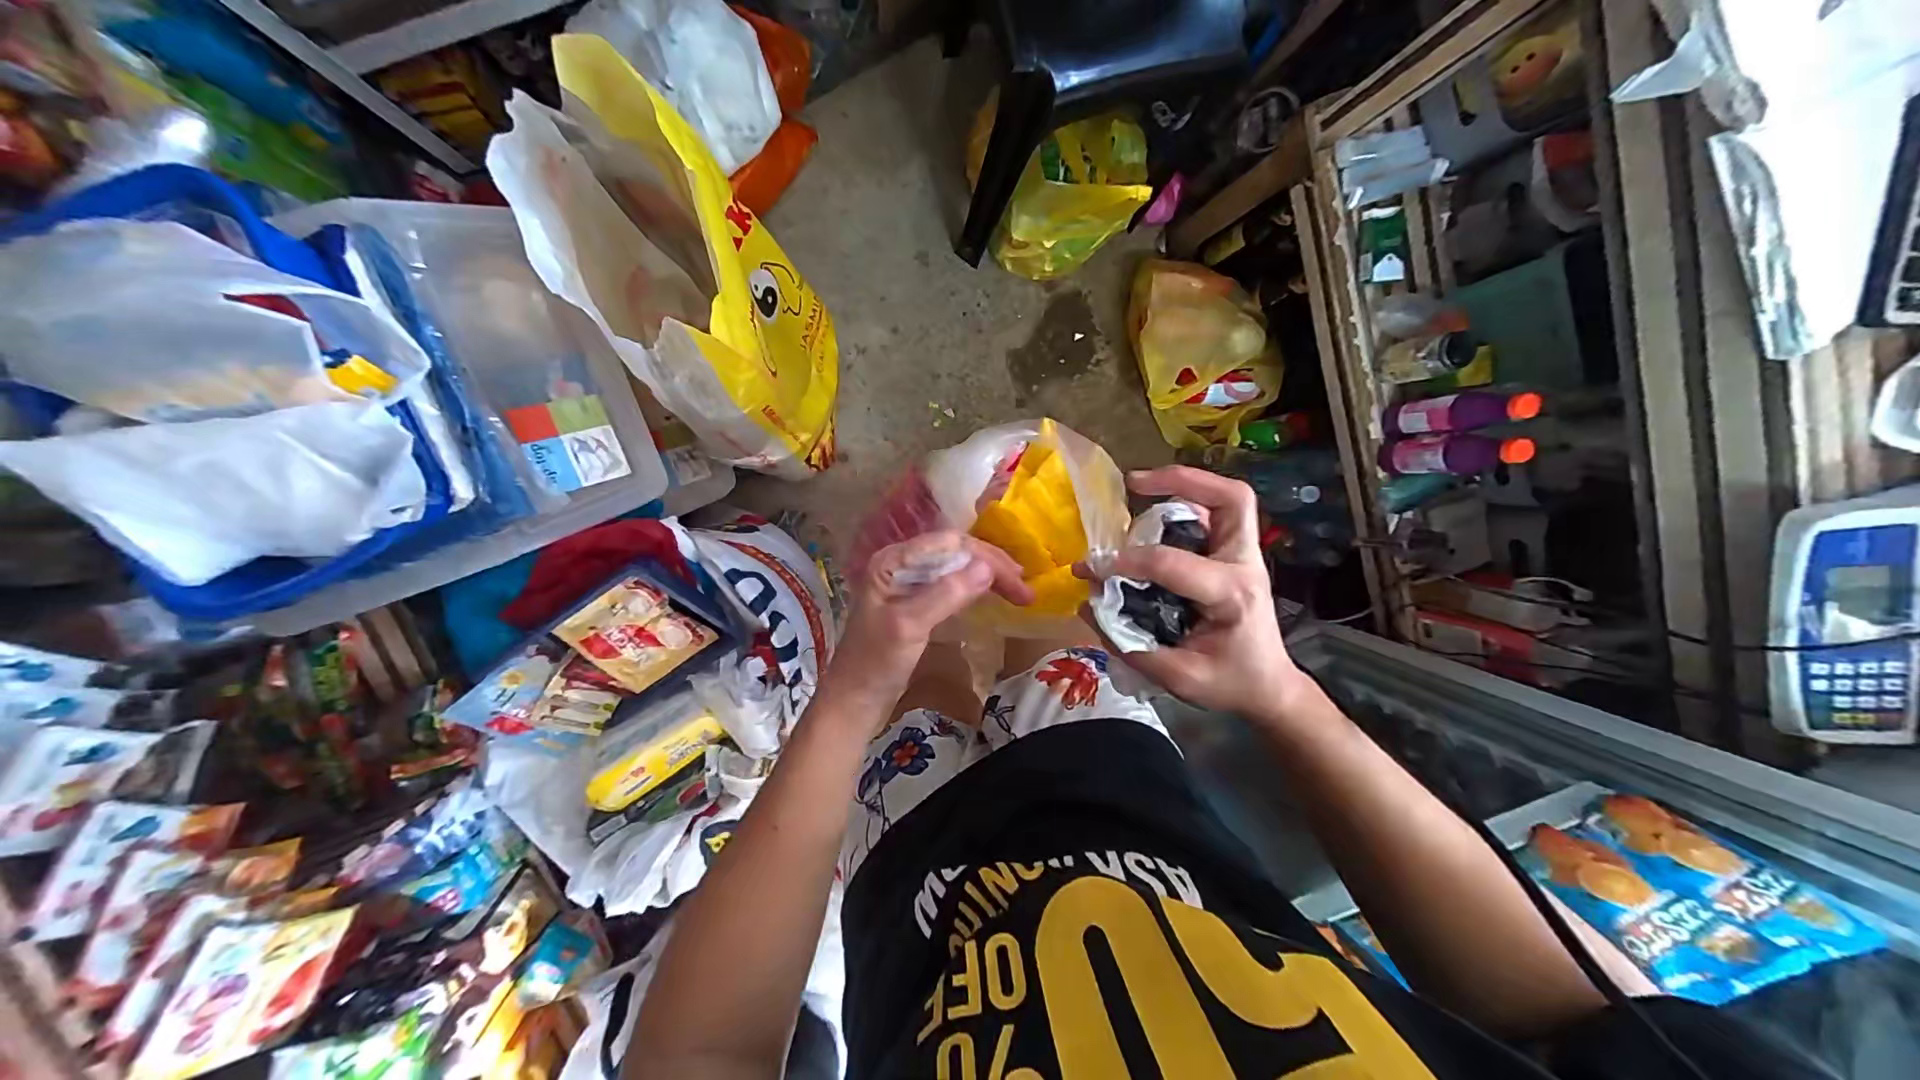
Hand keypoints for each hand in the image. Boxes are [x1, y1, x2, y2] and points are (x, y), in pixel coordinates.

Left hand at [833, 531, 1033, 692]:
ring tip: (1018, 592)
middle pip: (955, 551)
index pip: (949, 543)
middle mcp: (900, 564)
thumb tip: (986, 566)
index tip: (1017, 577)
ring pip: (957, 567)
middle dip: (991, 565)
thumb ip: (945, 594)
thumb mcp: (909, 626)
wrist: (855, 700)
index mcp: (892, 560)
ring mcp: (908, 583)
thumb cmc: (875, 663)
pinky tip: (993, 596)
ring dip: (988, 576)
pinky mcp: (916, 602)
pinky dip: (976, 588)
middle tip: (1025, 589)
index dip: (986, 556)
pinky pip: (952, 584)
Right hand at [1085, 466, 1313, 724]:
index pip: (1173, 565)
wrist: (1269, 687)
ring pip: (1224, 499)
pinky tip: (1151, 519)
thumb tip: (1089, 606)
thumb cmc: (1230, 683)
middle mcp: (1243, 565)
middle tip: (1134, 482)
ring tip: (1138, 490)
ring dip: (1182, 486)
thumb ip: (1130, 643)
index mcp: (1233, 595)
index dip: (1127, 563)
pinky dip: (1182, 506)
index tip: (1092, 569)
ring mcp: (1242, 556)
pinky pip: (1212, 515)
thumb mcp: (1179, 678)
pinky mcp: (1232, 556)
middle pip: (1231, 499)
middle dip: (1182, 480)